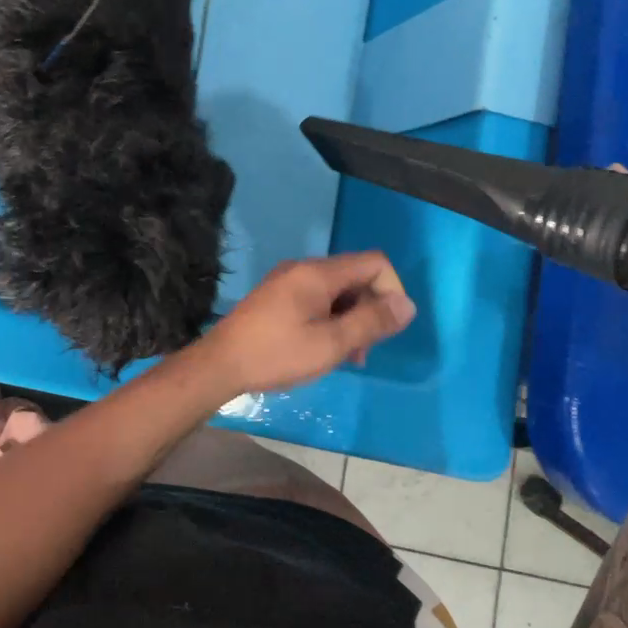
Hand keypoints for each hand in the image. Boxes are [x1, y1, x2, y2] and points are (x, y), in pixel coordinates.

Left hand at [188, 252, 416, 395]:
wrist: (220, 364)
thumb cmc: (277, 354)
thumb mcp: (331, 343)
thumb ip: (371, 322)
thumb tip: (407, 305)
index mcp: (317, 273)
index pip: (374, 263)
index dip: (392, 290)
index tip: (387, 327)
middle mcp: (302, 269)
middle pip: (355, 277)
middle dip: (370, 309)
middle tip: (364, 350)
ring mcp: (286, 283)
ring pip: (337, 293)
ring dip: (351, 320)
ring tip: (347, 358)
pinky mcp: (276, 298)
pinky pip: (317, 301)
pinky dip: (330, 321)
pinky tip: (325, 350)